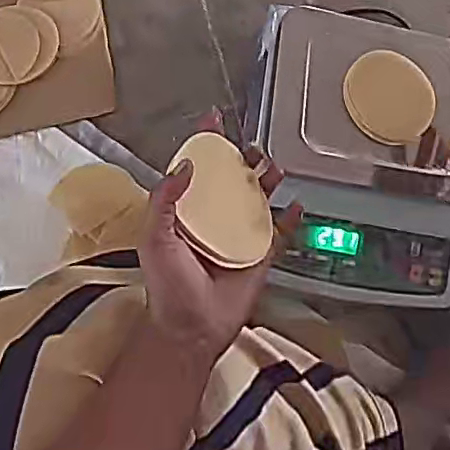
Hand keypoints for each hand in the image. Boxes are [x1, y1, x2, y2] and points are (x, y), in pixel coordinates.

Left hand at [140, 150, 300, 364]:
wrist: (190, 329)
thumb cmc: (167, 286)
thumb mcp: (155, 238)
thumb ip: (164, 200)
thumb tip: (185, 166)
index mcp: (189, 209)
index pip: (199, 166)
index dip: (206, 141)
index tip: (214, 119)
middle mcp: (216, 215)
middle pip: (234, 175)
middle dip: (243, 156)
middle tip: (250, 149)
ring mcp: (240, 233)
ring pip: (259, 196)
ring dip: (268, 179)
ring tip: (273, 169)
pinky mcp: (261, 253)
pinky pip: (281, 230)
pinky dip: (291, 217)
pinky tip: (295, 204)